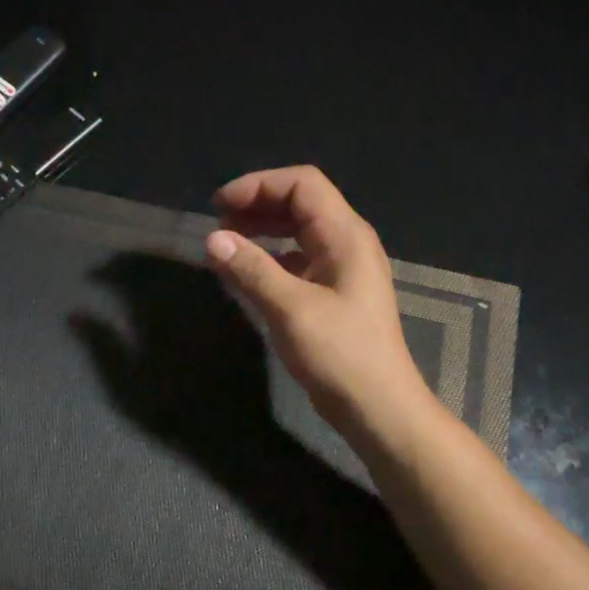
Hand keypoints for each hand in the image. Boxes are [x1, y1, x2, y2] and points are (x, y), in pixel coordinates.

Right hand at [204, 166, 432, 434]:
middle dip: (257, 204)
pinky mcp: (334, 293)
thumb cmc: (339, 354)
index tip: (219, 205)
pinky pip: (298, 258)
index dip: (259, 185)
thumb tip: (212, 239)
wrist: (377, 405)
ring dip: (262, 229)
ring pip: (299, 231)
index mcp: (345, 236)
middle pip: (301, 203)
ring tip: (227, 243)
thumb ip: (251, 270)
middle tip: (218, 223)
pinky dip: (270, 256)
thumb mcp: (290, 309)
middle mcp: (347, 243)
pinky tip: (248, 273)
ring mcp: (342, 269)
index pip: (302, 184)